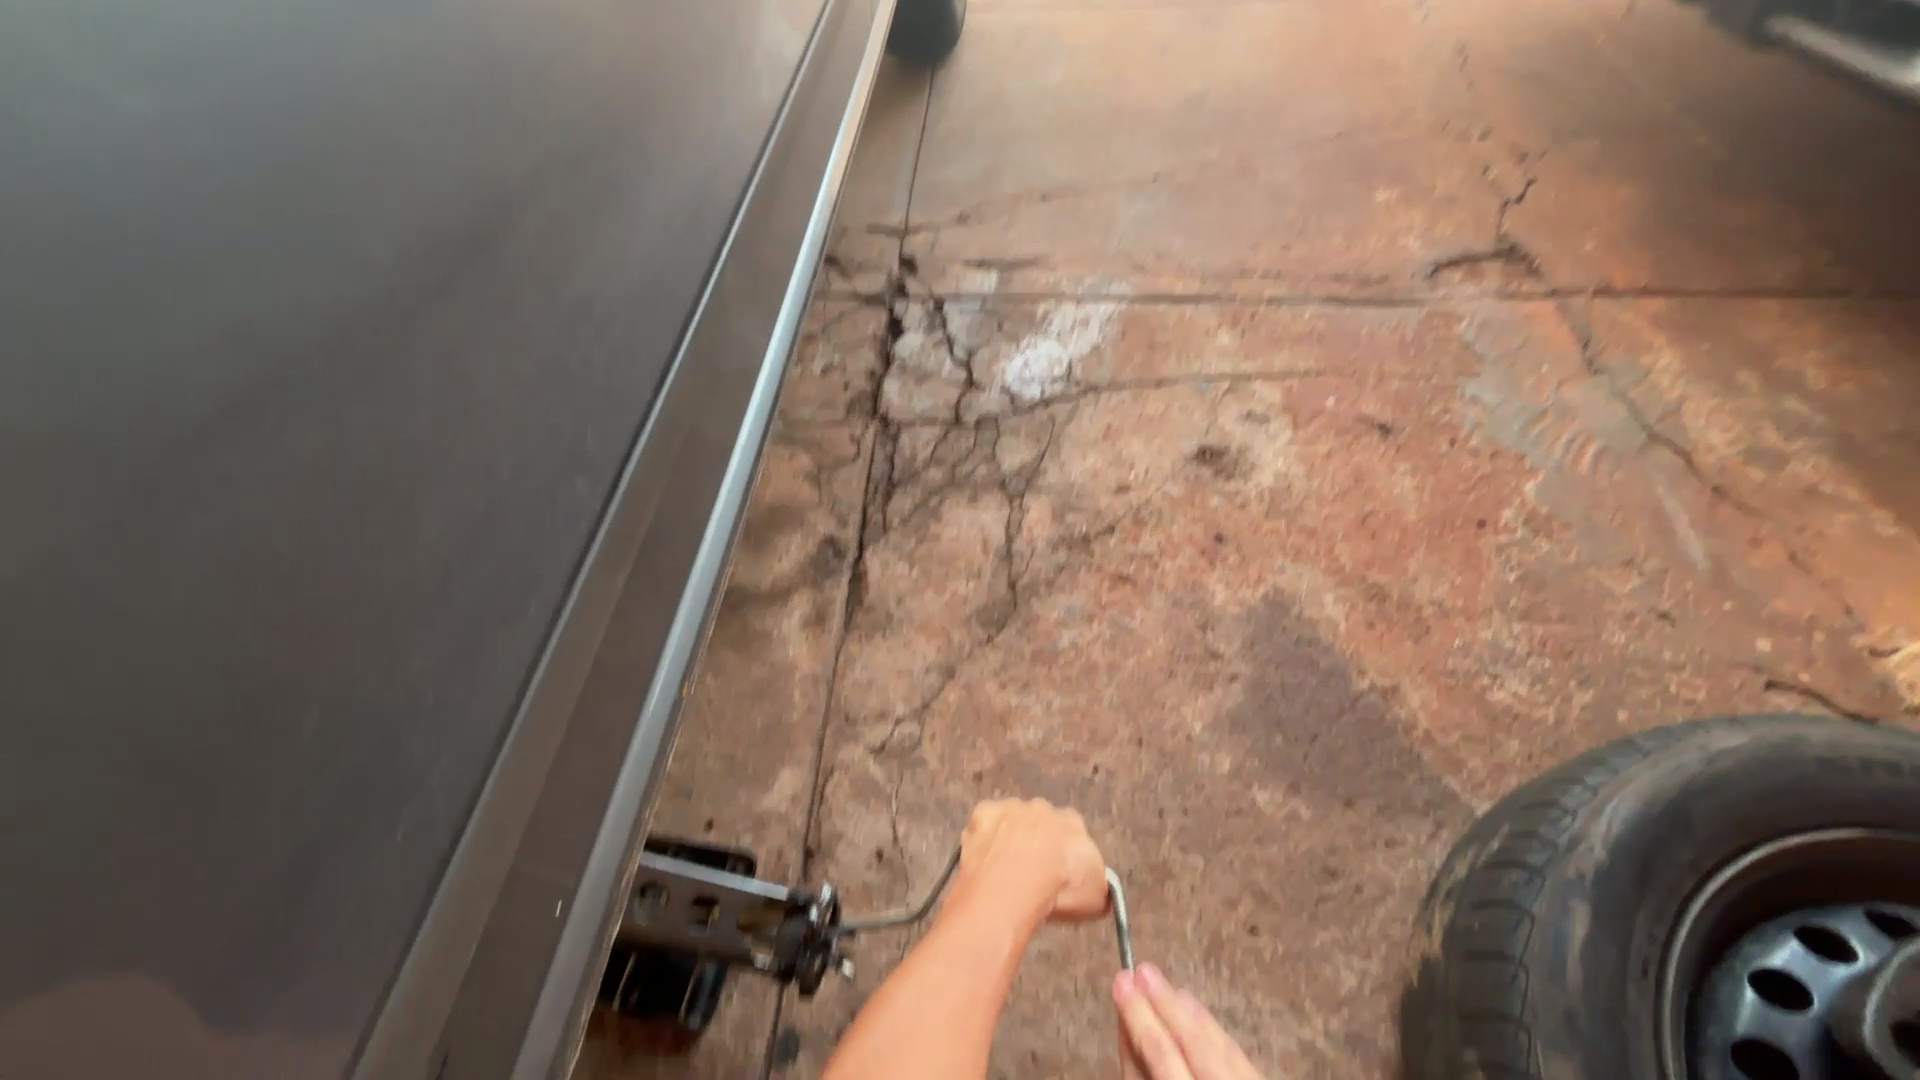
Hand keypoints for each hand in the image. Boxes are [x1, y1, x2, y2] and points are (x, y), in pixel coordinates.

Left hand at [952, 798, 1109, 922]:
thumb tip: (1095, 885)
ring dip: (1008, 838)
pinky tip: (982, 860)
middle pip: (1039, 821)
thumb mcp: (1097, 896)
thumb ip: (1097, 883)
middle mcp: (1042, 807)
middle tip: (1029, 872)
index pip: (1072, 831)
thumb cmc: (1061, 888)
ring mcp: (1010, 807)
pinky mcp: (982, 813)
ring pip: (1010, 820)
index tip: (1058, 875)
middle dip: (1035, 841)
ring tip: (1002, 871)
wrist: (1017, 881)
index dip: (1064, 854)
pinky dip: (982, 838)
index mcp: (1072, 821)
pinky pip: (983, 824)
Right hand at [1114, 964, 1262, 1079]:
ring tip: (1161, 983)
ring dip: (1189, 1011)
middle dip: (1165, 1004)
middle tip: (1141, 968)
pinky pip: (1236, 1051)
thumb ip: (1134, 1066)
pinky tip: (1194, 1008)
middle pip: (1193, 1043)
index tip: (1122, 978)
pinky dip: (1212, 1028)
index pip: (1161, 1053)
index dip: (1139, 1015)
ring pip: (1219, 1044)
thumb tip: (1125, 1017)